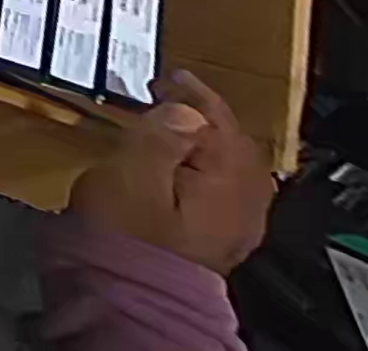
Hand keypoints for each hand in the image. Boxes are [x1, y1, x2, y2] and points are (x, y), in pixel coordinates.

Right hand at [66, 70, 273, 273]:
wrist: (124, 292)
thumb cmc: (125, 230)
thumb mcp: (134, 176)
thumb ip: (160, 139)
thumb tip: (187, 109)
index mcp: (225, 187)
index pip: (222, 128)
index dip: (198, 96)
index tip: (171, 75)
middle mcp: (242, 207)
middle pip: (236, 148)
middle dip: (207, 114)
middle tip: (172, 90)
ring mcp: (232, 225)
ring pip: (235, 167)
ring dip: (209, 137)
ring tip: (176, 117)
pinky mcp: (213, 235)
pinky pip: (224, 185)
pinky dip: (207, 160)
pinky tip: (186, 160)